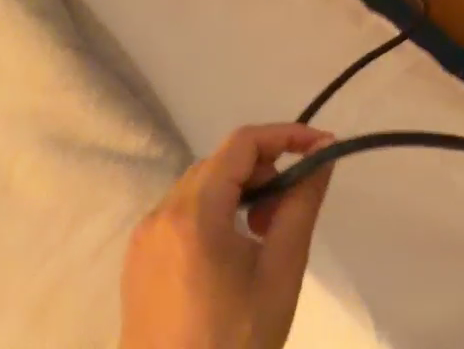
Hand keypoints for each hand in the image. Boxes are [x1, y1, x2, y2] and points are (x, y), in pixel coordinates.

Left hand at [121, 123, 335, 348]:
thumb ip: (303, 201)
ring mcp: (144, 241)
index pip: (243, 143)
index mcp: (192, 214)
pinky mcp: (140, 263)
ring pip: (204, 186)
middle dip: (268, 167)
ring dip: (245, 189)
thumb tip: (323, 153)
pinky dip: (220, 212)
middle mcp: (159, 217)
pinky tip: (239, 249)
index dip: (288, 135)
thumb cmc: (235, 336)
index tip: (324, 150)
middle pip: (222, 162)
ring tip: (269, 230)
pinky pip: (186, 213)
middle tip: (295, 205)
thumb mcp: (282, 266)